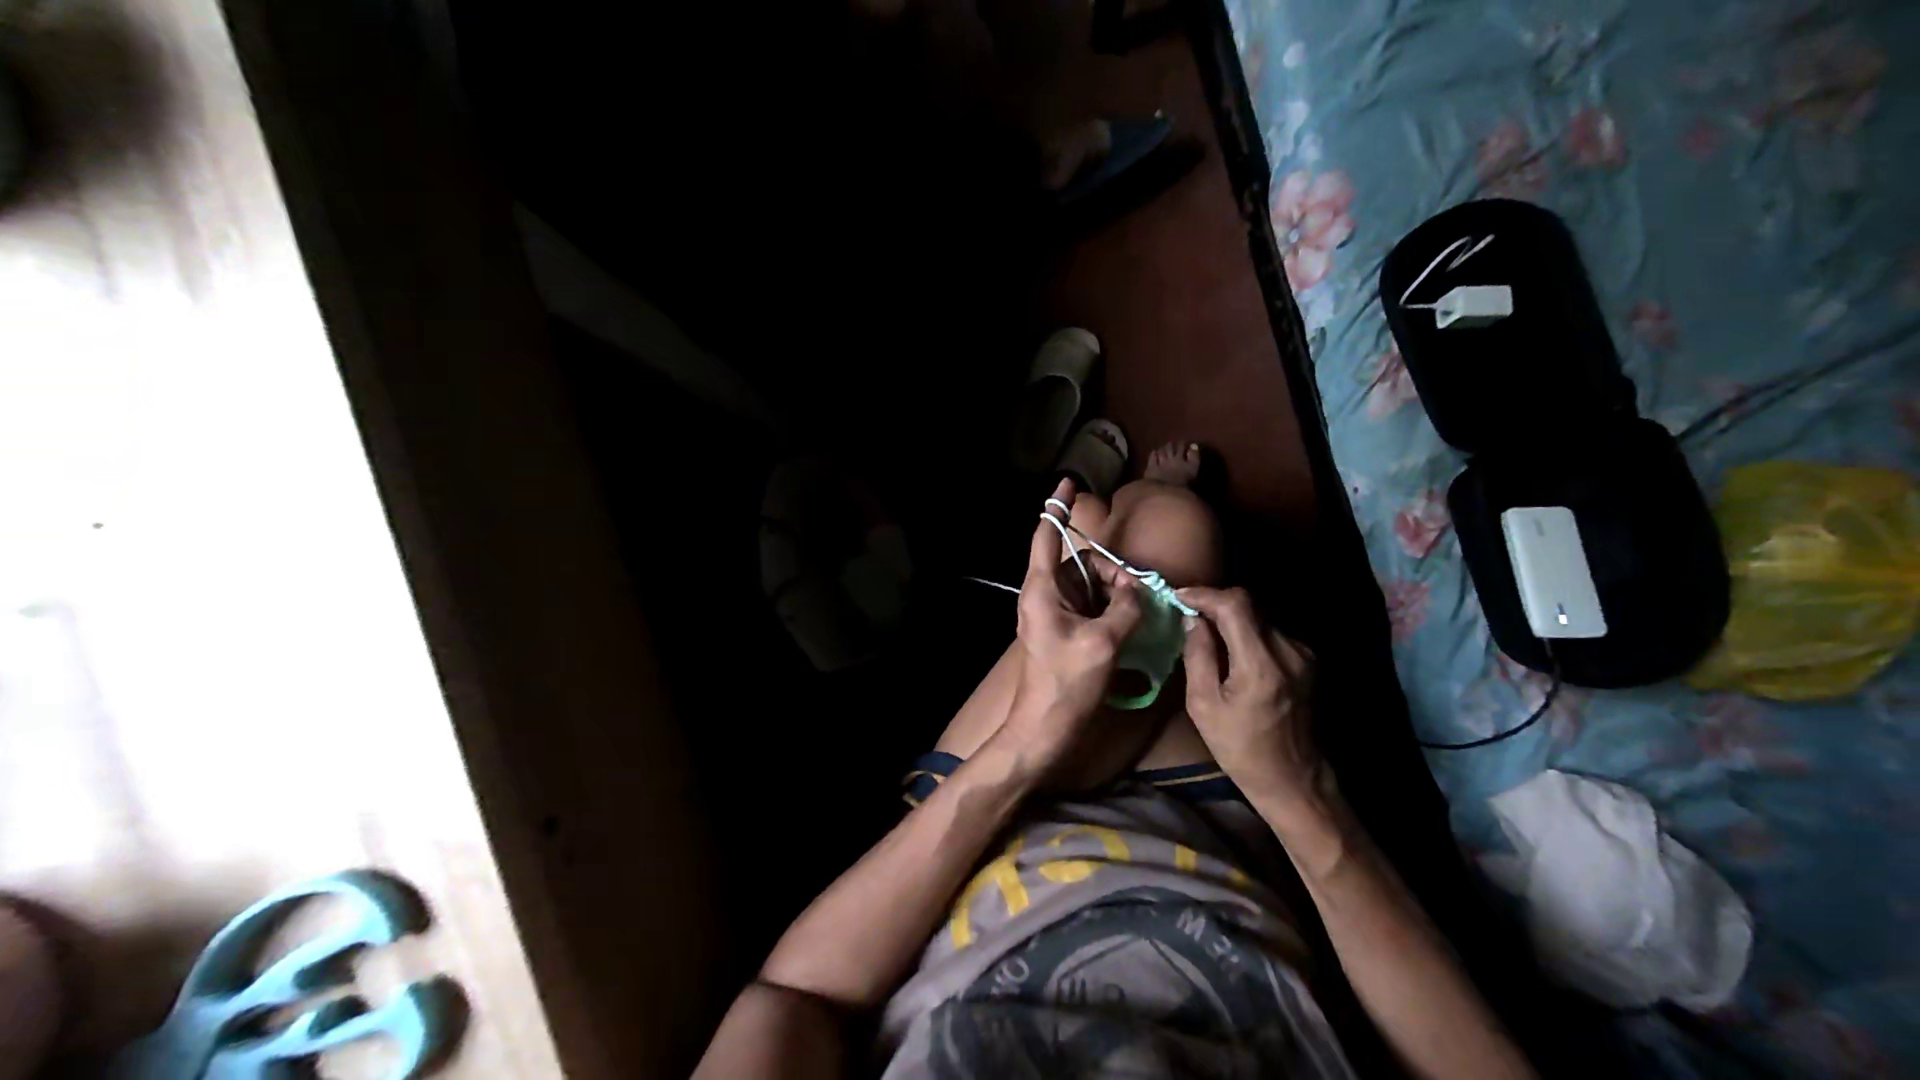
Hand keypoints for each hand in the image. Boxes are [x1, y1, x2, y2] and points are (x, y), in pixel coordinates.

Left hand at [996, 479, 1143, 775]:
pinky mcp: (1063, 629)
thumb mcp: (1103, 642)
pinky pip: (1089, 604)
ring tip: (1136, 610)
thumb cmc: (1067, 683)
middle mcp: (1044, 594)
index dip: (1057, 507)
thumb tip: (1135, 588)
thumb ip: (1125, 607)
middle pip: (1078, 561)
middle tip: (1136, 593)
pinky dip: (1109, 606)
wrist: (1045, 727)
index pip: (1047, 536)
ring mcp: (1053, 612)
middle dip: (1109, 568)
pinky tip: (1129, 620)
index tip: (1068, 481)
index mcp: (1042, 589)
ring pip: (1087, 583)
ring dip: (1113, 590)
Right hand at [1177, 586, 1323, 804]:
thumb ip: (1198, 656)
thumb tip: (1192, 620)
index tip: (1178, 597)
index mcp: (1260, 664)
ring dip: (1232, 620)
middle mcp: (1288, 651)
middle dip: (1215, 604)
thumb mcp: (1203, 706)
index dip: (1204, 594)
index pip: (1235, 605)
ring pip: (1259, 617)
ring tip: (1207, 635)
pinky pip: (1271, 633)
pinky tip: (1233, 652)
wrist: (1295, 780)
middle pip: (1249, 606)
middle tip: (1187, 615)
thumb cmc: (1241, 749)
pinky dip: (1248, 633)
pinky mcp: (1308, 661)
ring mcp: (1303, 655)